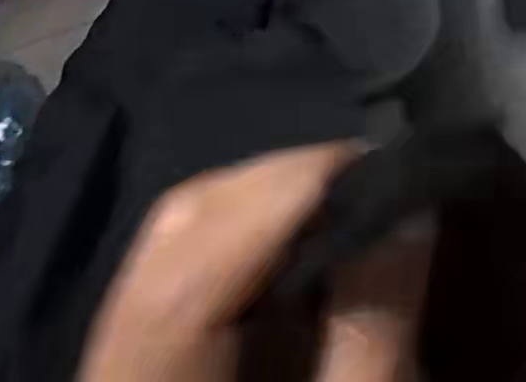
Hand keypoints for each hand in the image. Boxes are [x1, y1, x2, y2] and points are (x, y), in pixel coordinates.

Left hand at [79, 142, 433, 381]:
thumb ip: (376, 329)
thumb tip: (412, 211)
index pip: (184, 281)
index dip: (282, 200)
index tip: (378, 164)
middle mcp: (114, 369)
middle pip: (178, 227)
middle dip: (286, 177)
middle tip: (374, 175)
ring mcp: (124, 354)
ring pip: (183, 226)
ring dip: (276, 190)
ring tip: (350, 194)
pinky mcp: (153, 347)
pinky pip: (196, 248)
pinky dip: (262, 218)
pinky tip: (313, 229)